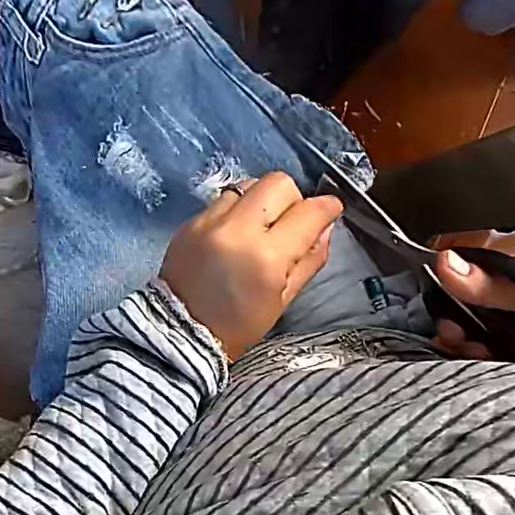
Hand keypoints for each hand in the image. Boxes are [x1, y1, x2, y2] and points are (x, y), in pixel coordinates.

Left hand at [160, 171, 341, 359]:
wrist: (183, 331)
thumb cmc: (239, 325)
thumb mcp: (284, 300)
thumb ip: (310, 260)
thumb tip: (326, 228)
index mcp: (267, 257)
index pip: (308, 213)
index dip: (327, 208)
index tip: (331, 210)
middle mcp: (239, 230)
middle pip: (279, 183)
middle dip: (294, 200)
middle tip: (292, 224)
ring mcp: (211, 221)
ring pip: (251, 184)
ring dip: (265, 201)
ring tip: (262, 228)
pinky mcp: (192, 221)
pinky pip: (226, 199)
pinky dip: (240, 210)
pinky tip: (238, 235)